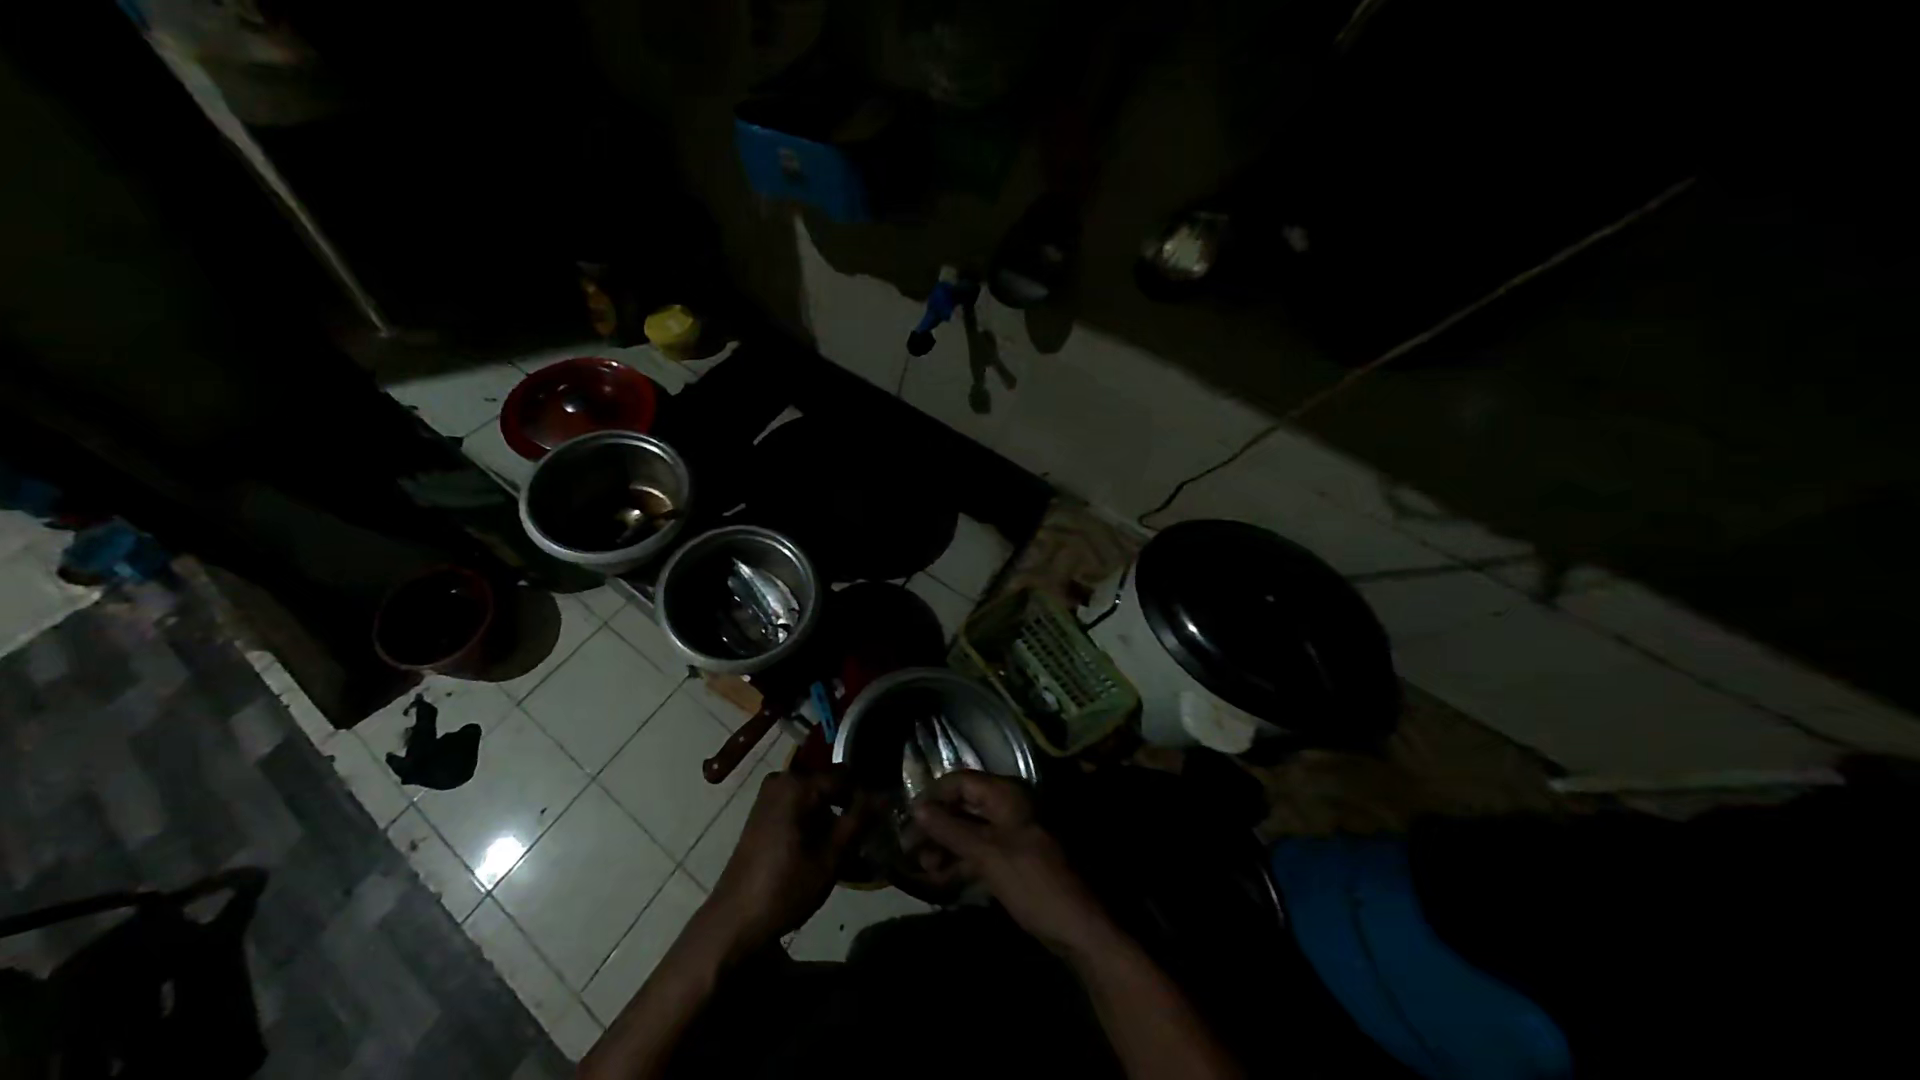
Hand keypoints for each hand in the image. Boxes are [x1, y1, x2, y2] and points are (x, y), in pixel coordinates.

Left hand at [705, 768, 869, 953]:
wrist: (734, 921)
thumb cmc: (785, 888)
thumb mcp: (831, 856)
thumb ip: (859, 820)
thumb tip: (885, 795)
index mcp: (797, 784)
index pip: (847, 777)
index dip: (866, 797)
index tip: (881, 820)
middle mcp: (781, 780)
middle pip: (830, 785)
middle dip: (849, 807)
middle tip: (866, 836)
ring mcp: (769, 796)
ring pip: (816, 797)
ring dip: (833, 818)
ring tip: (849, 848)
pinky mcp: (763, 813)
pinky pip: (800, 806)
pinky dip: (815, 822)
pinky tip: (825, 849)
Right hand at [911, 772, 1111, 955]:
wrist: (1077, 926)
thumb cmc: (1031, 882)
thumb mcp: (986, 854)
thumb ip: (949, 829)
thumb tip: (916, 807)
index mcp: (1007, 795)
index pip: (960, 781)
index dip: (932, 797)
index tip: (906, 820)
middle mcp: (1009, 806)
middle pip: (963, 805)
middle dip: (936, 825)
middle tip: (909, 850)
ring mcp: (1013, 833)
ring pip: (970, 830)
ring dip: (945, 845)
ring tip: (924, 868)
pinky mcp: (1014, 859)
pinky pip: (980, 851)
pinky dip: (960, 861)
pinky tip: (940, 878)